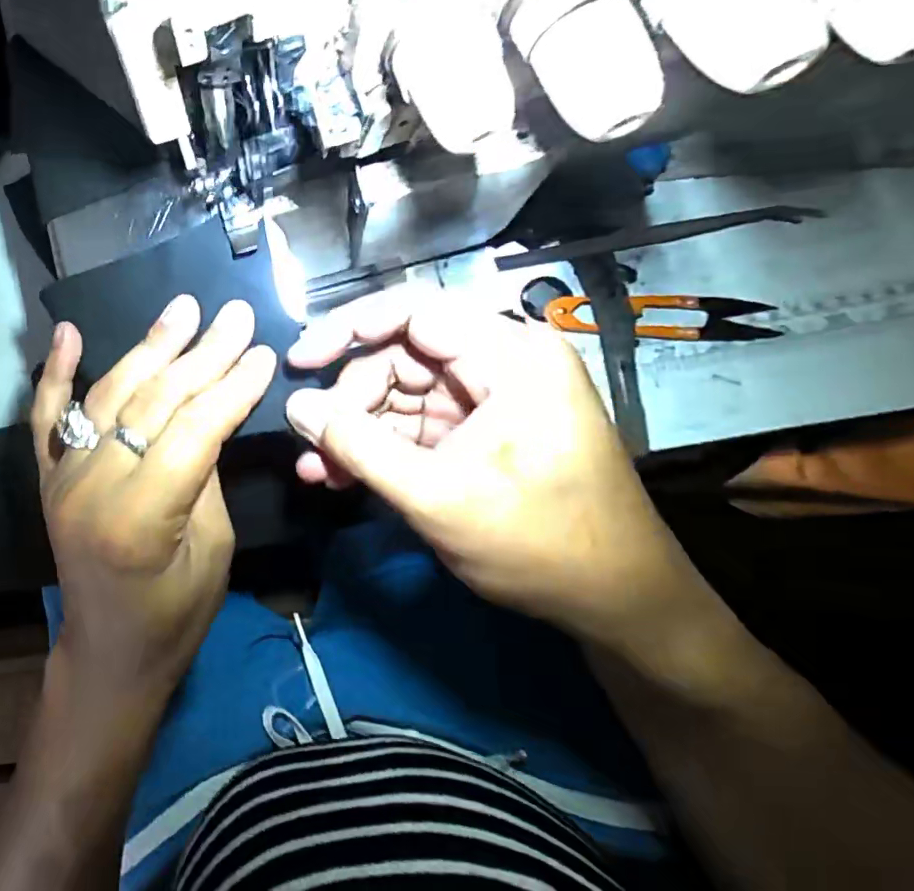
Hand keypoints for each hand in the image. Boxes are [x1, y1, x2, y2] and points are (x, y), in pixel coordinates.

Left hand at [30, 296, 277, 706]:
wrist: (110, 652)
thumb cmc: (175, 614)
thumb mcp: (213, 546)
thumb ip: (206, 472)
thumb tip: (214, 409)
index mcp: (140, 517)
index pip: (194, 429)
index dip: (232, 387)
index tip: (262, 351)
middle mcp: (92, 488)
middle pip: (154, 402)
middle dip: (201, 354)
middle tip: (232, 315)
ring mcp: (62, 478)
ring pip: (109, 395)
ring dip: (149, 348)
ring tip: (182, 310)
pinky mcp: (49, 476)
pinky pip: (47, 416)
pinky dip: (57, 372)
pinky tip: (69, 333)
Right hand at [283, 287, 719, 659]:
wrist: (617, 602)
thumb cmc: (541, 544)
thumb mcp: (438, 497)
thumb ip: (360, 447)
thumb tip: (295, 407)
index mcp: (511, 356)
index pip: (415, 310)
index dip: (349, 328)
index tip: (301, 362)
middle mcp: (503, 362)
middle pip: (403, 355)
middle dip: (350, 401)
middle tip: (311, 444)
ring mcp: (492, 398)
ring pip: (403, 393)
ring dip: (357, 430)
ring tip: (316, 470)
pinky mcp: (482, 430)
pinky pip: (419, 424)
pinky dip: (382, 448)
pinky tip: (341, 475)